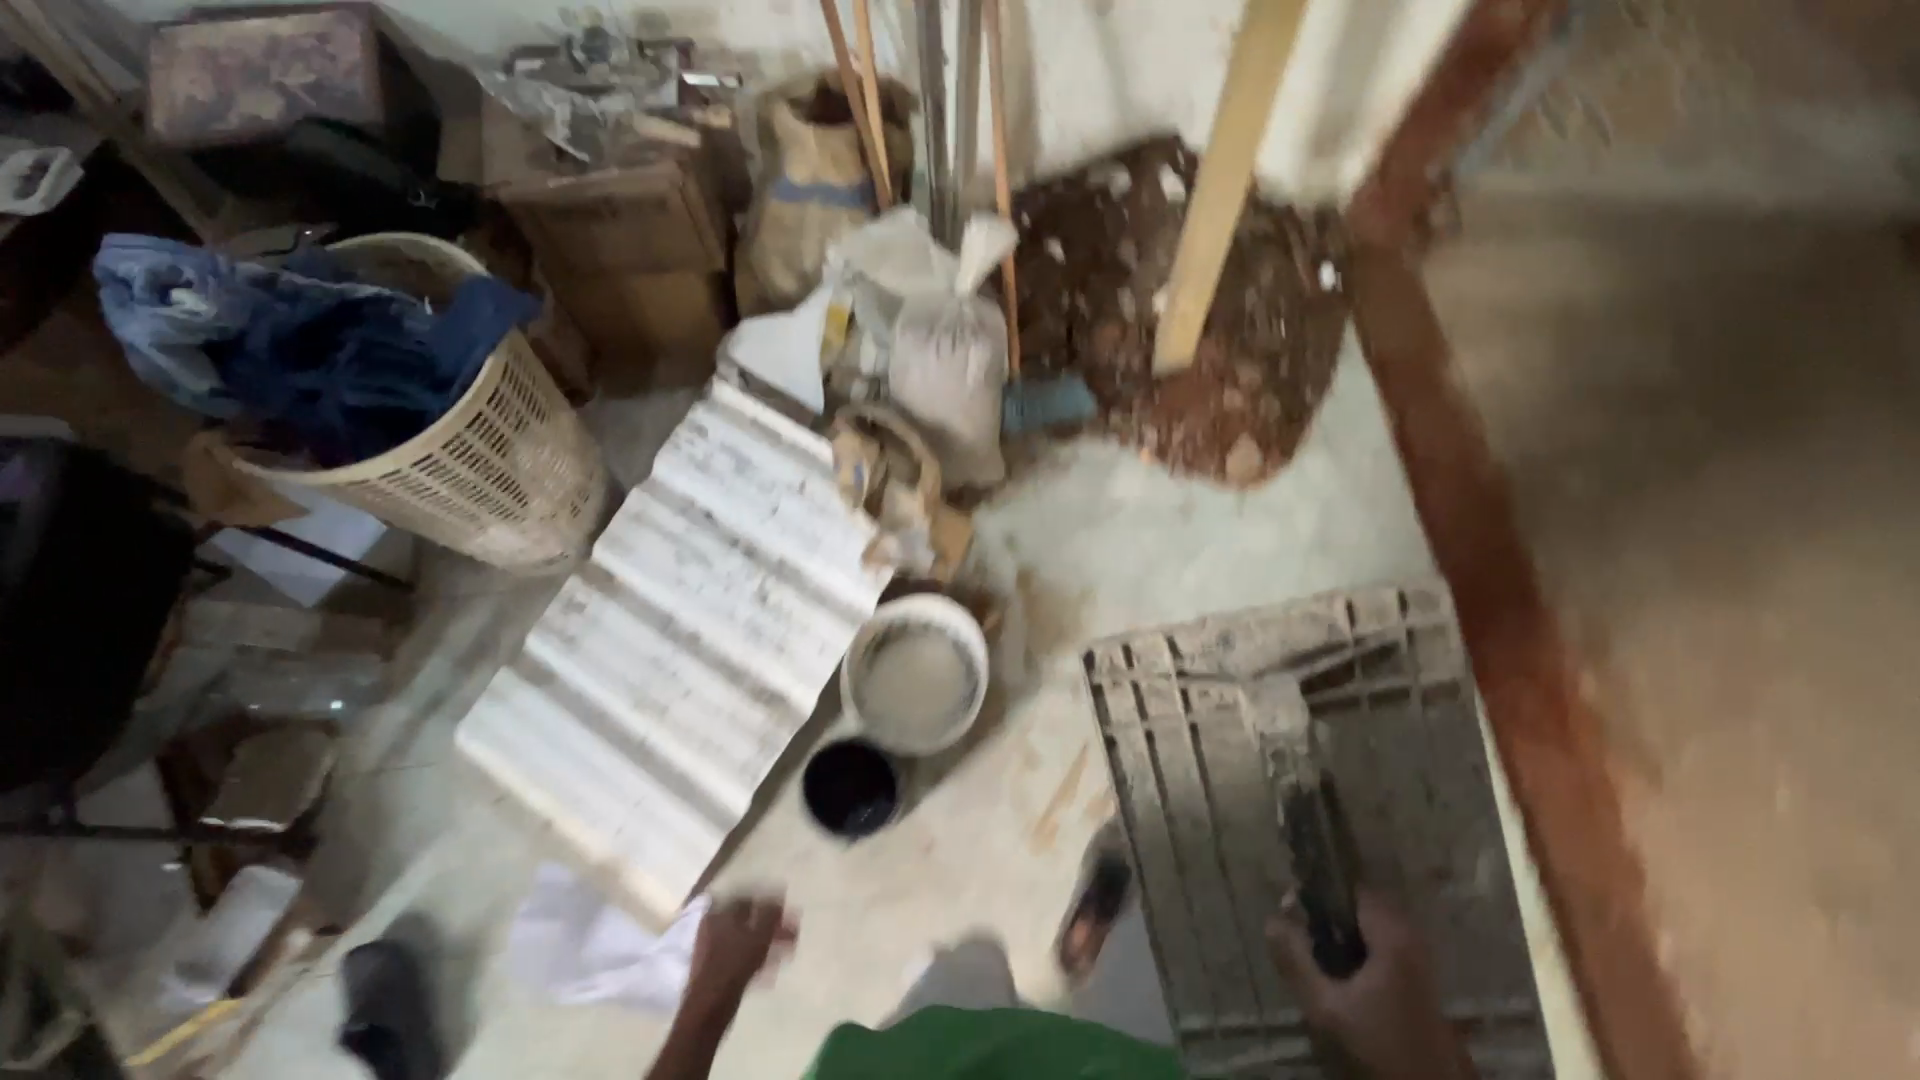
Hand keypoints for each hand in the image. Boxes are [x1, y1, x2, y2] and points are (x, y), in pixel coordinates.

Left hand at [686, 896, 798, 1007]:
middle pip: (749, 919)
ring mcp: (713, 950)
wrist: (709, 1008)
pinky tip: (773, 971)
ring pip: (747, 940)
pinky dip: (758, 960)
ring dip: (769, 943)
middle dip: (773, 925)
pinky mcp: (717, 971)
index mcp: (718, 913)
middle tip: (793, 931)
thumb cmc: (734, 965)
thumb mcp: (758, 935)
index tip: (785, 907)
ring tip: (789, 951)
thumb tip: (779, 896)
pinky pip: (742, 958)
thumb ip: (771, 913)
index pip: (746, 896)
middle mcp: (713, 927)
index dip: (768, 899)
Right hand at [1267, 891, 1474, 1079]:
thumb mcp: (1326, 1007)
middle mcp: (1412, 937)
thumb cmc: (1377, 1045)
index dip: (1321, 890)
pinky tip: (1342, 968)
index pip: (1354, 889)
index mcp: (1392, 937)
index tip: (1293, 905)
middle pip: (1364, 905)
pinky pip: (1385, 942)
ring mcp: (1421, 958)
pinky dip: (1362, 945)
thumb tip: (1271, 920)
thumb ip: (1296, 961)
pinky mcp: (1421, 977)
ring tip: (1317, 949)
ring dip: (1346, 929)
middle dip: (1331, 911)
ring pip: (1375, 924)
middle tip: (1301, 929)